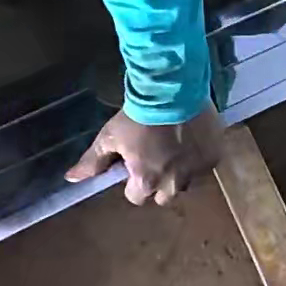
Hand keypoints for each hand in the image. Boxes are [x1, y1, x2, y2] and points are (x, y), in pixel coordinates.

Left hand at [65, 105, 223, 205]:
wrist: (172, 88)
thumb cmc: (137, 115)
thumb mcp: (110, 136)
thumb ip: (92, 162)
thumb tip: (71, 179)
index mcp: (147, 181)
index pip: (136, 197)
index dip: (133, 182)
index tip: (134, 164)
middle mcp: (174, 182)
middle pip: (164, 195)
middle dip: (159, 182)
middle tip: (157, 156)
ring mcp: (197, 170)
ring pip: (187, 181)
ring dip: (181, 170)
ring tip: (176, 145)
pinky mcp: (214, 156)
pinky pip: (204, 164)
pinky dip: (198, 155)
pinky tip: (192, 137)